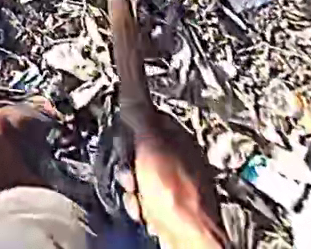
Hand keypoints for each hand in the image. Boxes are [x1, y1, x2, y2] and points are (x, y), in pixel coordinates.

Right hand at [121, 113, 227, 248]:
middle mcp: (181, 161)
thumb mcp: (149, 141)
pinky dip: (138, 203)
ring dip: (131, 185)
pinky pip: (144, 197)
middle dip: (128, 161)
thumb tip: (132, 78)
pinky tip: (141, 209)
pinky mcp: (171, 209)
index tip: (122, 133)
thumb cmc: (173, 192)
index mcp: (180, 139)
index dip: (131, 125)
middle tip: (129, 172)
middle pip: (140, 148)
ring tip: (136, 194)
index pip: (149, 117)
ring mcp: (177, 186)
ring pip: (139, 175)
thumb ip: (139, 112)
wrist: (187, 240)